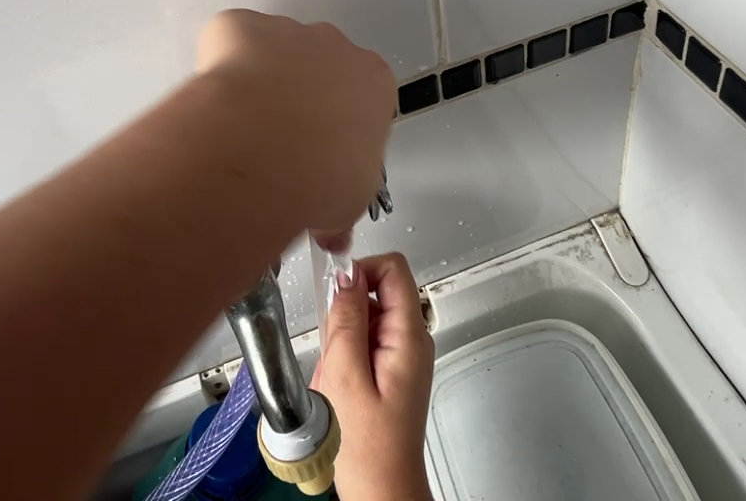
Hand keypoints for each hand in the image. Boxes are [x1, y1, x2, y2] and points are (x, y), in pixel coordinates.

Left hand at [194, 10, 394, 235]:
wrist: (260, 150)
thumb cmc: (316, 172)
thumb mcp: (348, 204)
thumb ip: (343, 208)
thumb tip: (331, 233)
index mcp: (373, 81)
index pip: (362, 97)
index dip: (340, 127)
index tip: (324, 153)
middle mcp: (334, 46)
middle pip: (319, 64)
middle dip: (301, 96)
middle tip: (281, 144)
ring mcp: (285, 31)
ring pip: (273, 50)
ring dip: (260, 80)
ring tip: (243, 130)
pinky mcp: (239, 26)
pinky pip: (229, 40)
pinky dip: (221, 64)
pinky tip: (217, 103)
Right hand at [311, 253, 434, 500]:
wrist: (381, 493)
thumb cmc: (367, 448)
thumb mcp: (345, 376)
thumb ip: (345, 319)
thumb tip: (345, 276)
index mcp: (409, 336)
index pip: (392, 268)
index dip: (361, 269)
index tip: (335, 291)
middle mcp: (411, 339)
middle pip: (375, 290)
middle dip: (344, 311)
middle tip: (334, 350)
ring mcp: (400, 353)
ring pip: (363, 316)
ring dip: (340, 337)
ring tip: (336, 375)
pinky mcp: (388, 367)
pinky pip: (361, 341)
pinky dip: (342, 355)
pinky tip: (338, 385)